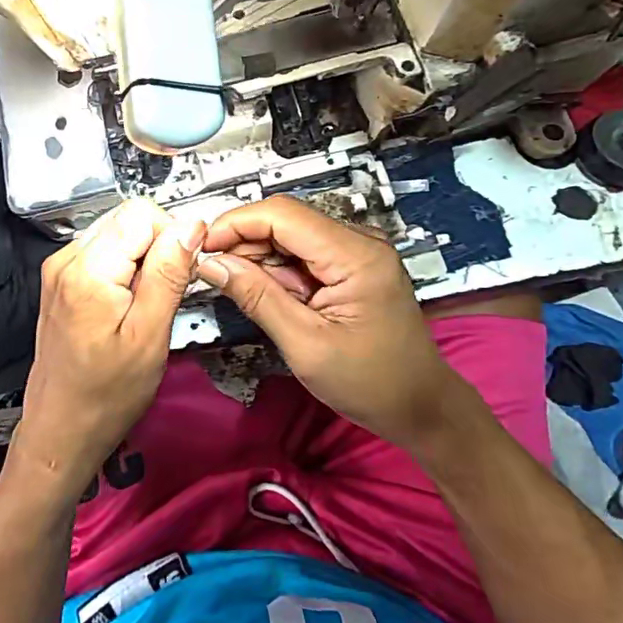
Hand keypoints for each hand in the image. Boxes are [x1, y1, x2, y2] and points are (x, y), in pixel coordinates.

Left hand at [13, 198, 203, 501]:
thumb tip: (189, 228)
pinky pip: (103, 257)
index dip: (172, 238)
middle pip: (128, 221)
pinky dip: (123, 275)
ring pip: (118, 237)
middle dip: (156, 250)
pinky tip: (127, 310)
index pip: (141, 214)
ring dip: (140, 264)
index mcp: (86, 271)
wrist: (63, 426)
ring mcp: (60, 272)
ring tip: (143, 308)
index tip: (181, 272)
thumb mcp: (150, 336)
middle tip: (161, 296)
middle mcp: (66, 262)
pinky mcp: (61, 283)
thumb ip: (169, 274)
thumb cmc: (101, 396)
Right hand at [198, 196, 466, 447]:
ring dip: (254, 257)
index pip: (282, 214)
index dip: (235, 224)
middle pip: (282, 220)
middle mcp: (358, 242)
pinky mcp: (347, 266)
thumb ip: (256, 297)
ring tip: (241, 291)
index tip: (202, 249)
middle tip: (214, 274)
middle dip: (241, 242)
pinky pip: (298, 254)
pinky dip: (272, 270)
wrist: (420, 407)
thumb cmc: (370, 382)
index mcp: (356, 256)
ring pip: (286, 235)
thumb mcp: (304, 343)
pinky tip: (265, 294)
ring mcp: (354, 253)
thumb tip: (210, 264)